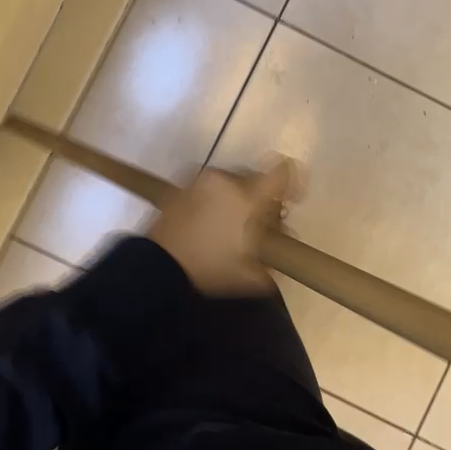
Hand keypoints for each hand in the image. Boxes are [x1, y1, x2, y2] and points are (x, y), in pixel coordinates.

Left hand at [148, 159, 298, 295]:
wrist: (158, 264)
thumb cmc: (209, 269)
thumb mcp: (250, 276)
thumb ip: (274, 263)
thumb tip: (283, 251)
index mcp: (247, 198)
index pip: (281, 173)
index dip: (292, 182)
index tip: (291, 200)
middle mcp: (226, 181)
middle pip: (257, 179)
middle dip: (262, 198)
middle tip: (260, 222)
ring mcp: (201, 180)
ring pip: (232, 181)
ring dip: (238, 197)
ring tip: (232, 222)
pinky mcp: (182, 184)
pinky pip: (209, 185)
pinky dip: (216, 197)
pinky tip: (211, 219)